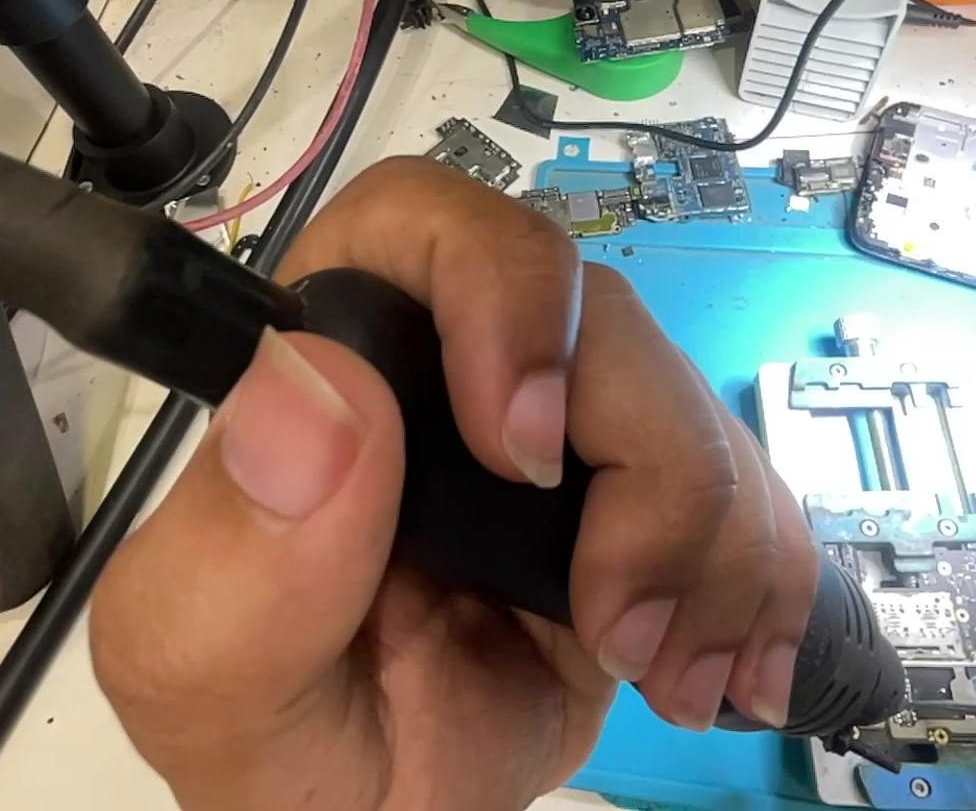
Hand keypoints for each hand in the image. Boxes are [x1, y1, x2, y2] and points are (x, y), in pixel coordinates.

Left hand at [89, 158, 818, 810]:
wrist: (381, 802)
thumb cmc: (282, 733)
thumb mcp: (210, 667)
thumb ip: (235, 550)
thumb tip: (316, 396)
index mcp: (344, 359)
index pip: (425, 223)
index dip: (501, 298)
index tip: (524, 455)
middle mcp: (462, 363)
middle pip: (599, 316)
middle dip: (649, 471)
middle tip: (623, 625)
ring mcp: (564, 423)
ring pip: (688, 397)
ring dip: (717, 543)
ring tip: (670, 674)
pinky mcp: (637, 488)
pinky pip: (744, 476)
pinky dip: (765, 568)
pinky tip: (732, 663)